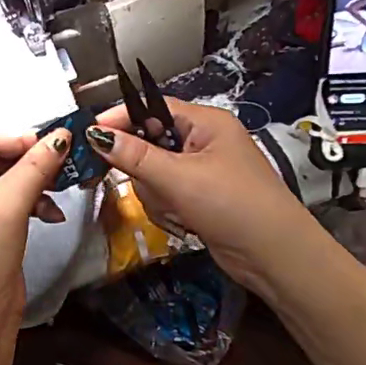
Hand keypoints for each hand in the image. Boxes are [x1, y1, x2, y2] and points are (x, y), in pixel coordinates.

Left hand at [0, 128, 69, 336]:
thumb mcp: (8, 204)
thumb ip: (36, 165)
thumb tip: (63, 135)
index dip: (19, 140)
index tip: (56, 144)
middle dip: (33, 163)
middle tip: (66, 165)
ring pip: (11, 181)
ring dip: (38, 184)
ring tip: (62, 190)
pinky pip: (16, 203)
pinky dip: (36, 204)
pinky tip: (52, 215)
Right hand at [86, 99, 315, 291]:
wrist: (275, 256)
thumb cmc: (233, 205)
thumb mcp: (179, 177)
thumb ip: (135, 156)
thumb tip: (96, 135)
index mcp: (206, 123)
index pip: (153, 108)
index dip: (121, 118)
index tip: (90, 133)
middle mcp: (203, 141)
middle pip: (149, 143)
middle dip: (144, 169)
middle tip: (147, 183)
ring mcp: (201, 171)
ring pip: (152, 173)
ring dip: (156, 195)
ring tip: (177, 209)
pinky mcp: (198, 197)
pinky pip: (164, 194)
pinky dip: (166, 209)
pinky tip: (183, 222)